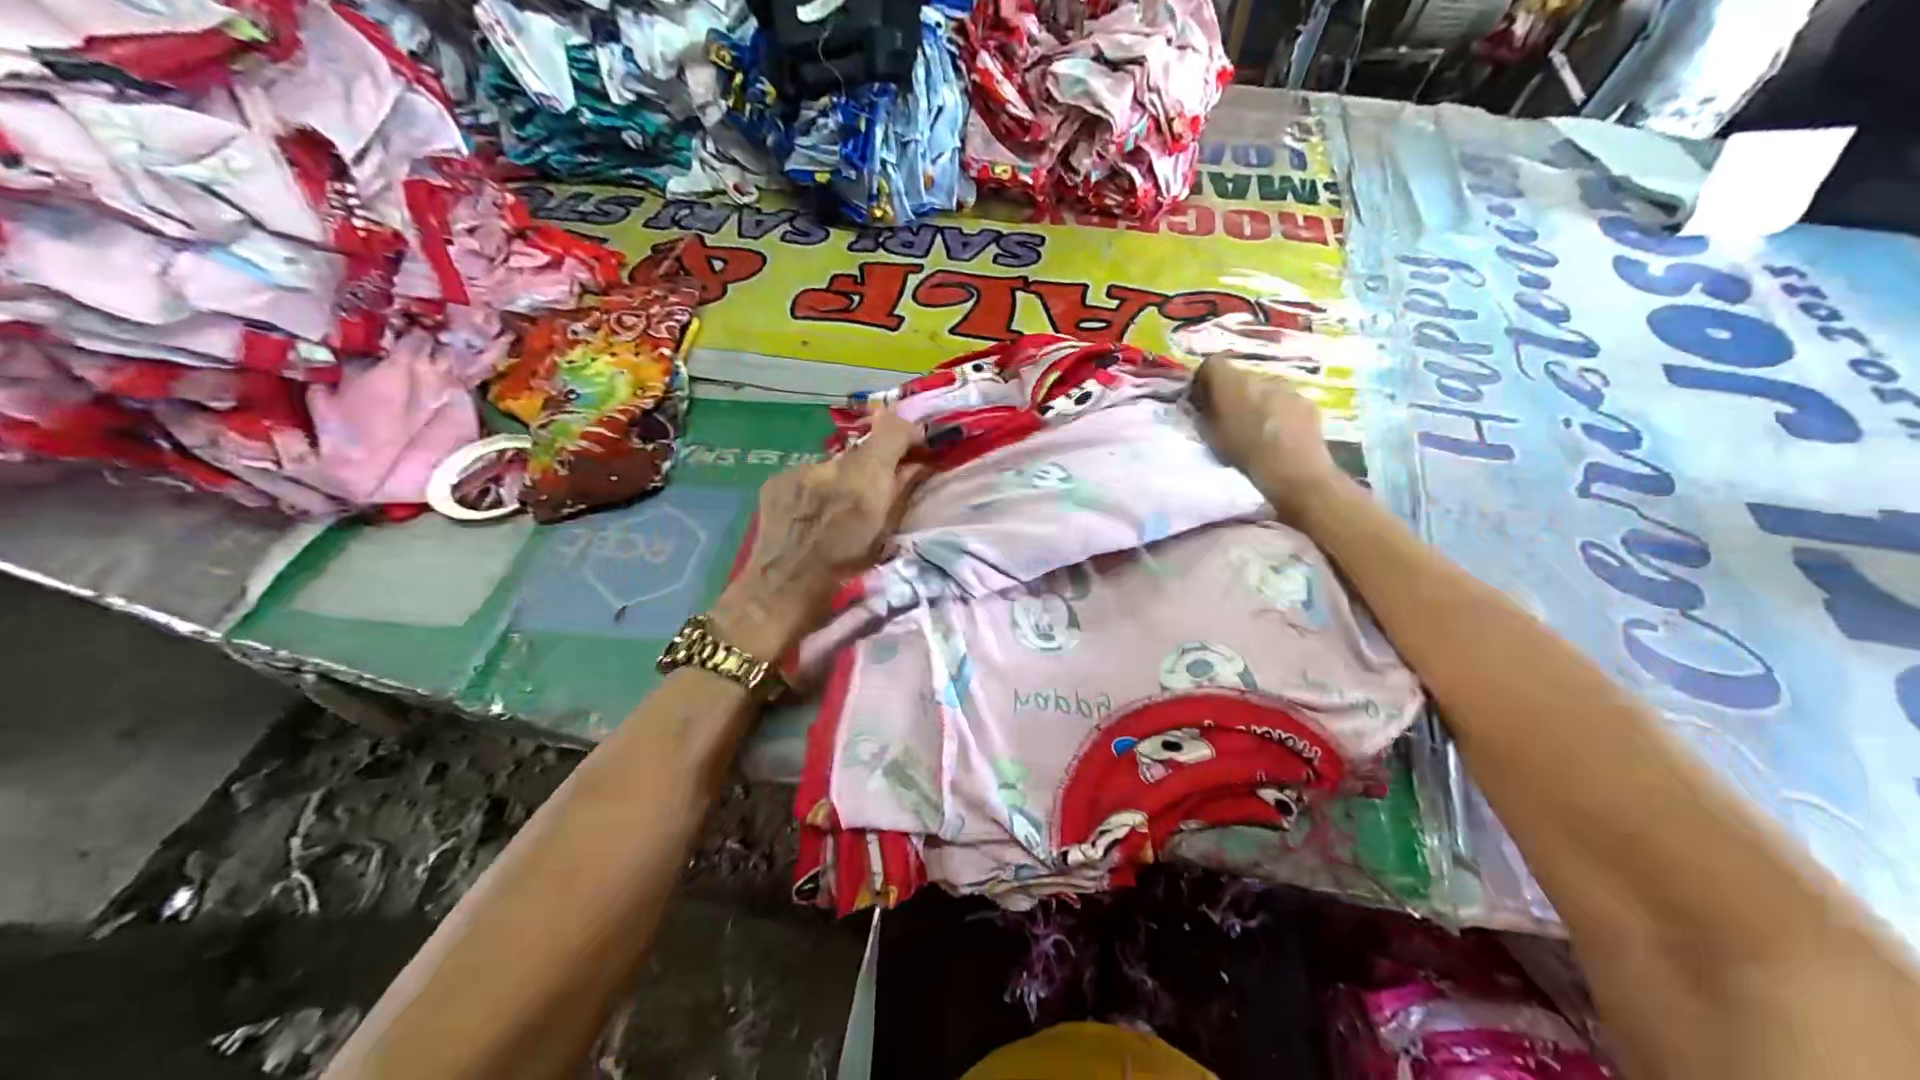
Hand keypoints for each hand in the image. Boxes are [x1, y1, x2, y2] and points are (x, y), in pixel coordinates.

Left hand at [711, 411, 928, 656]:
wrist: (781, 591)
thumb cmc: (844, 574)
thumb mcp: (884, 535)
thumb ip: (901, 493)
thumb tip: (917, 465)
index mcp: (863, 480)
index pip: (892, 429)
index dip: (908, 433)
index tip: (916, 447)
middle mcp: (831, 466)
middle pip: (862, 450)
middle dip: (873, 466)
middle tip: (873, 493)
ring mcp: (799, 470)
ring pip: (833, 465)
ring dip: (841, 481)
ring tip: (836, 513)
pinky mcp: (776, 479)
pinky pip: (806, 476)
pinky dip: (815, 491)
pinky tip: (811, 517)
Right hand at [1190, 355, 1348, 520]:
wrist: (1294, 471)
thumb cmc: (1244, 454)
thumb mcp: (1209, 437)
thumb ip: (1201, 415)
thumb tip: (1199, 405)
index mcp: (1230, 382)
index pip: (1211, 364)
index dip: (1204, 380)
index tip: (1202, 401)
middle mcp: (1258, 376)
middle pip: (1239, 377)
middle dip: (1232, 393)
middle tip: (1229, 419)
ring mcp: (1286, 387)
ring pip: (1263, 389)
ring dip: (1256, 402)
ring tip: (1257, 430)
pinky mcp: (1306, 401)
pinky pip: (1285, 401)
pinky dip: (1279, 413)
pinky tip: (1279, 436)